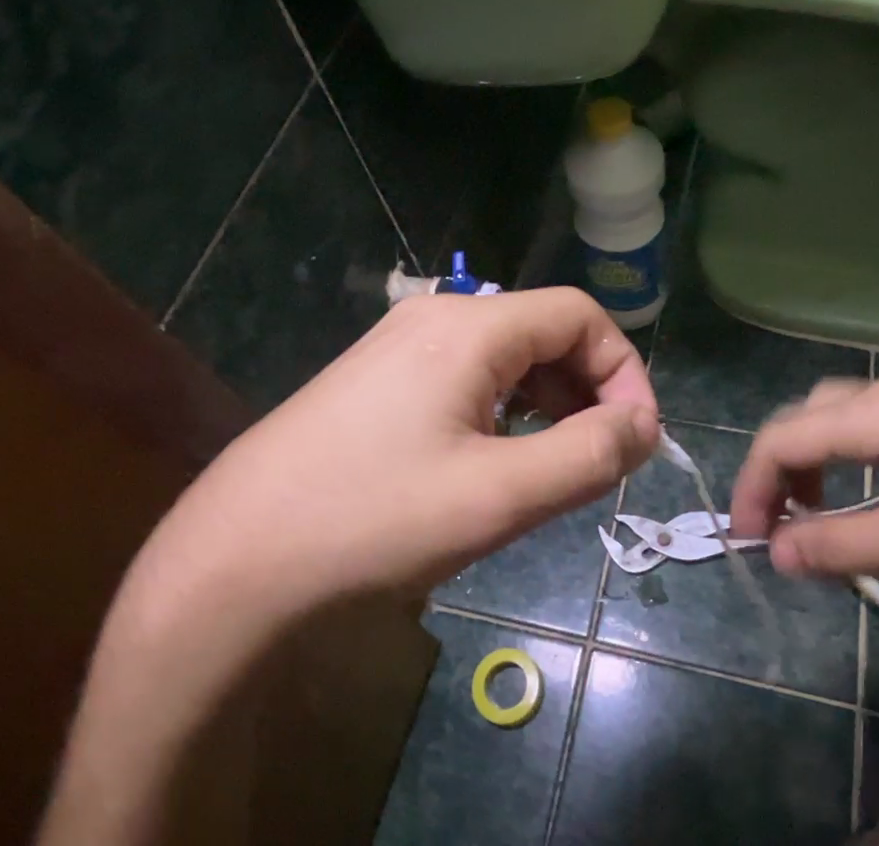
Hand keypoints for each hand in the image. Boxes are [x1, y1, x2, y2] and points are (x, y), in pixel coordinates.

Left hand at [125, 288, 660, 622]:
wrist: (235, 562)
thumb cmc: (375, 522)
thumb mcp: (501, 496)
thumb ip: (589, 455)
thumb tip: (644, 426)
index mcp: (468, 327)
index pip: (581, 315)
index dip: (625, 372)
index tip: (636, 443)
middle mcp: (432, 319)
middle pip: (543, 330)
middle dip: (588, 390)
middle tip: (599, 463)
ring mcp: (396, 349)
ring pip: (505, 358)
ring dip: (548, 405)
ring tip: (552, 471)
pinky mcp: (374, 384)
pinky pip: (464, 380)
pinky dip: (503, 413)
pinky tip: (494, 464)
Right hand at [729, 374, 878, 578]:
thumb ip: (844, 546)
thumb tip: (777, 554)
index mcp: (876, 414)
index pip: (781, 439)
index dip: (752, 489)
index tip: (750, 543)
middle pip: (801, 419)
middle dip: (774, 473)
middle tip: (776, 529)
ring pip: (833, 417)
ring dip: (808, 462)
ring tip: (814, 516)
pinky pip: (867, 424)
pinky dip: (842, 456)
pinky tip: (867, 491)